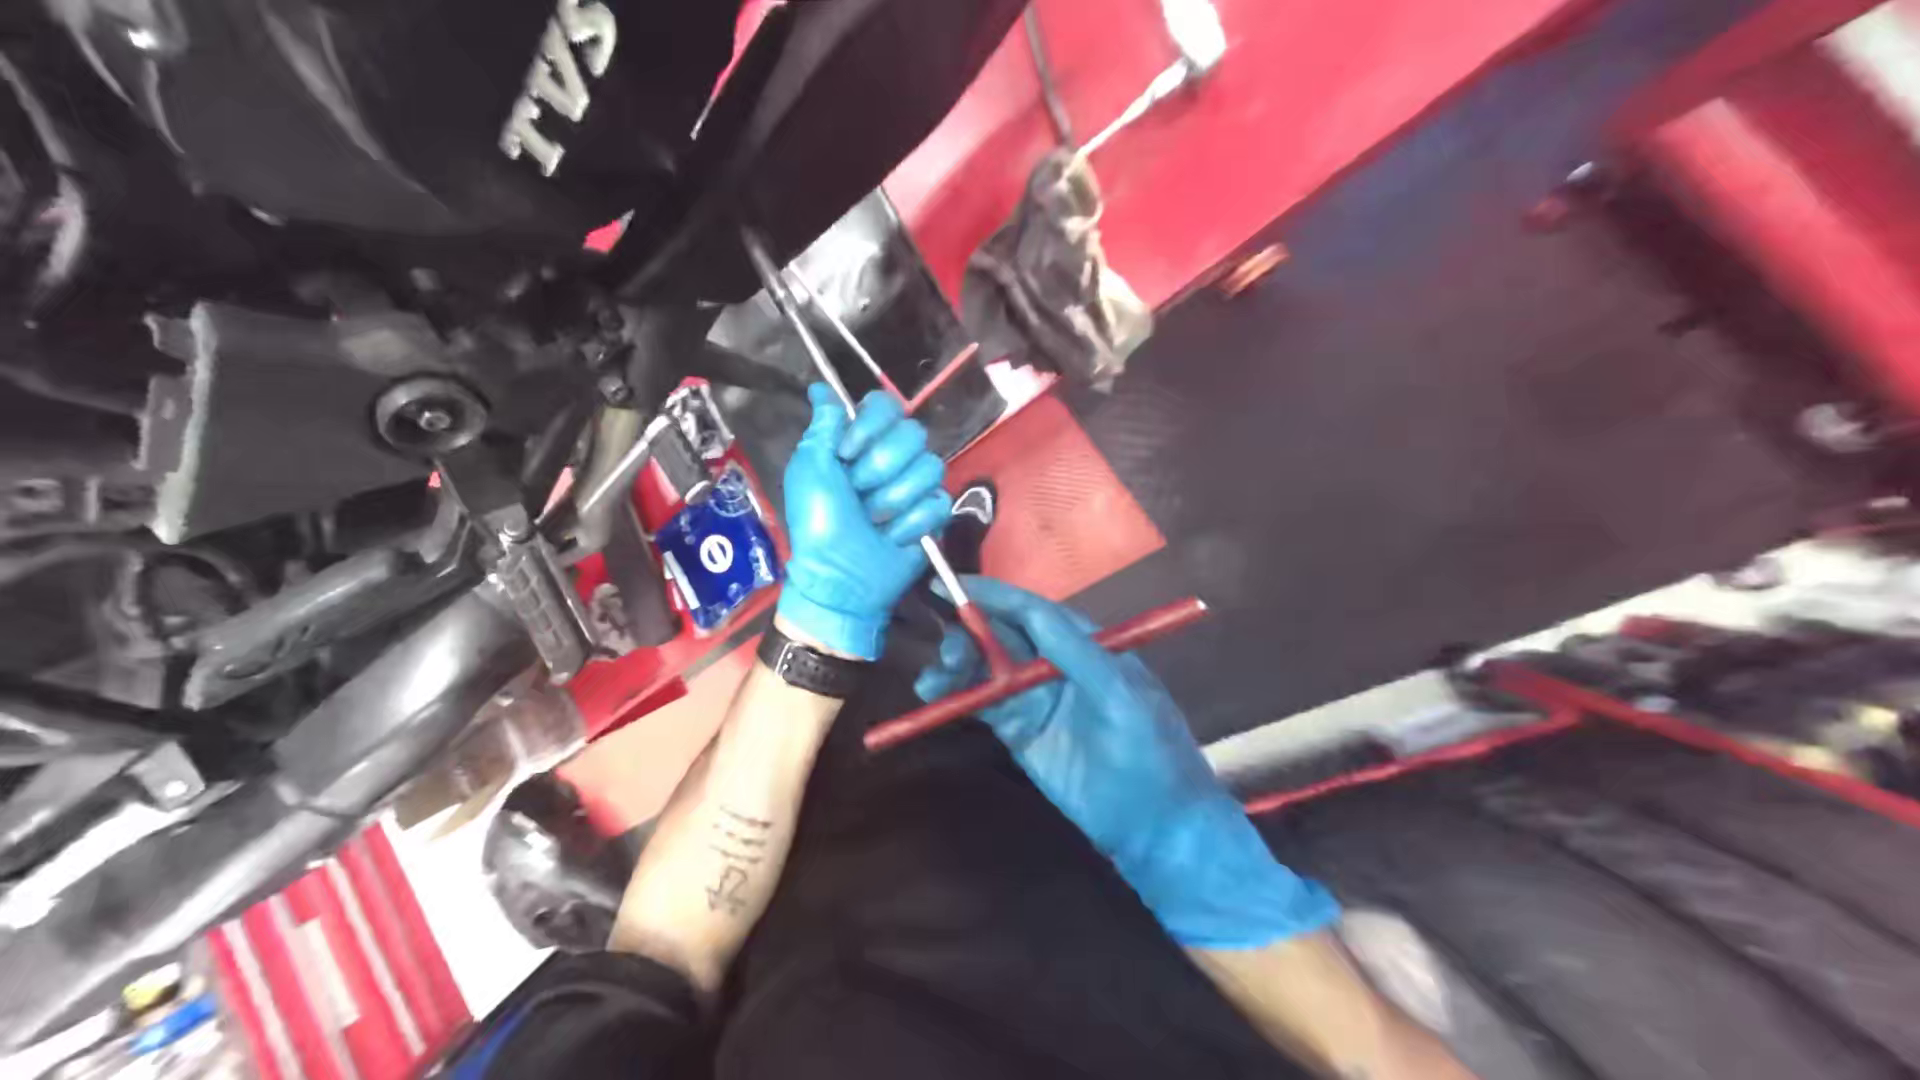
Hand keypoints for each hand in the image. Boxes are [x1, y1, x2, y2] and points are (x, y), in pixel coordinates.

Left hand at [778, 385, 950, 659]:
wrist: (839, 578)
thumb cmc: (818, 523)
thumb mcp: (809, 470)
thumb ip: (823, 425)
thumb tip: (820, 387)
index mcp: (861, 442)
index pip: (887, 406)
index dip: (871, 428)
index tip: (847, 454)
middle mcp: (893, 458)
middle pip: (913, 434)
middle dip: (880, 468)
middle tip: (858, 493)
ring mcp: (917, 487)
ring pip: (930, 468)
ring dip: (894, 500)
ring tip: (874, 521)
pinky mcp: (934, 516)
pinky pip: (938, 503)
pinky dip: (911, 524)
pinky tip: (893, 537)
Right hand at [914, 576, 1338, 948]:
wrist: (1157, 830)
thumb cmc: (1150, 756)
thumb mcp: (1121, 697)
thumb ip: (1076, 654)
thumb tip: (1033, 612)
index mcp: (1085, 645)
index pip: (1031, 610)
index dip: (992, 596)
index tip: (947, 584)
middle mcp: (1054, 663)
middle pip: (1002, 635)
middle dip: (968, 635)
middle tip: (946, 655)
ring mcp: (1035, 698)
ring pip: (985, 668)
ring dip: (956, 666)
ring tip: (932, 682)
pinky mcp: (1020, 731)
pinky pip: (982, 703)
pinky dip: (957, 696)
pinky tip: (935, 697)